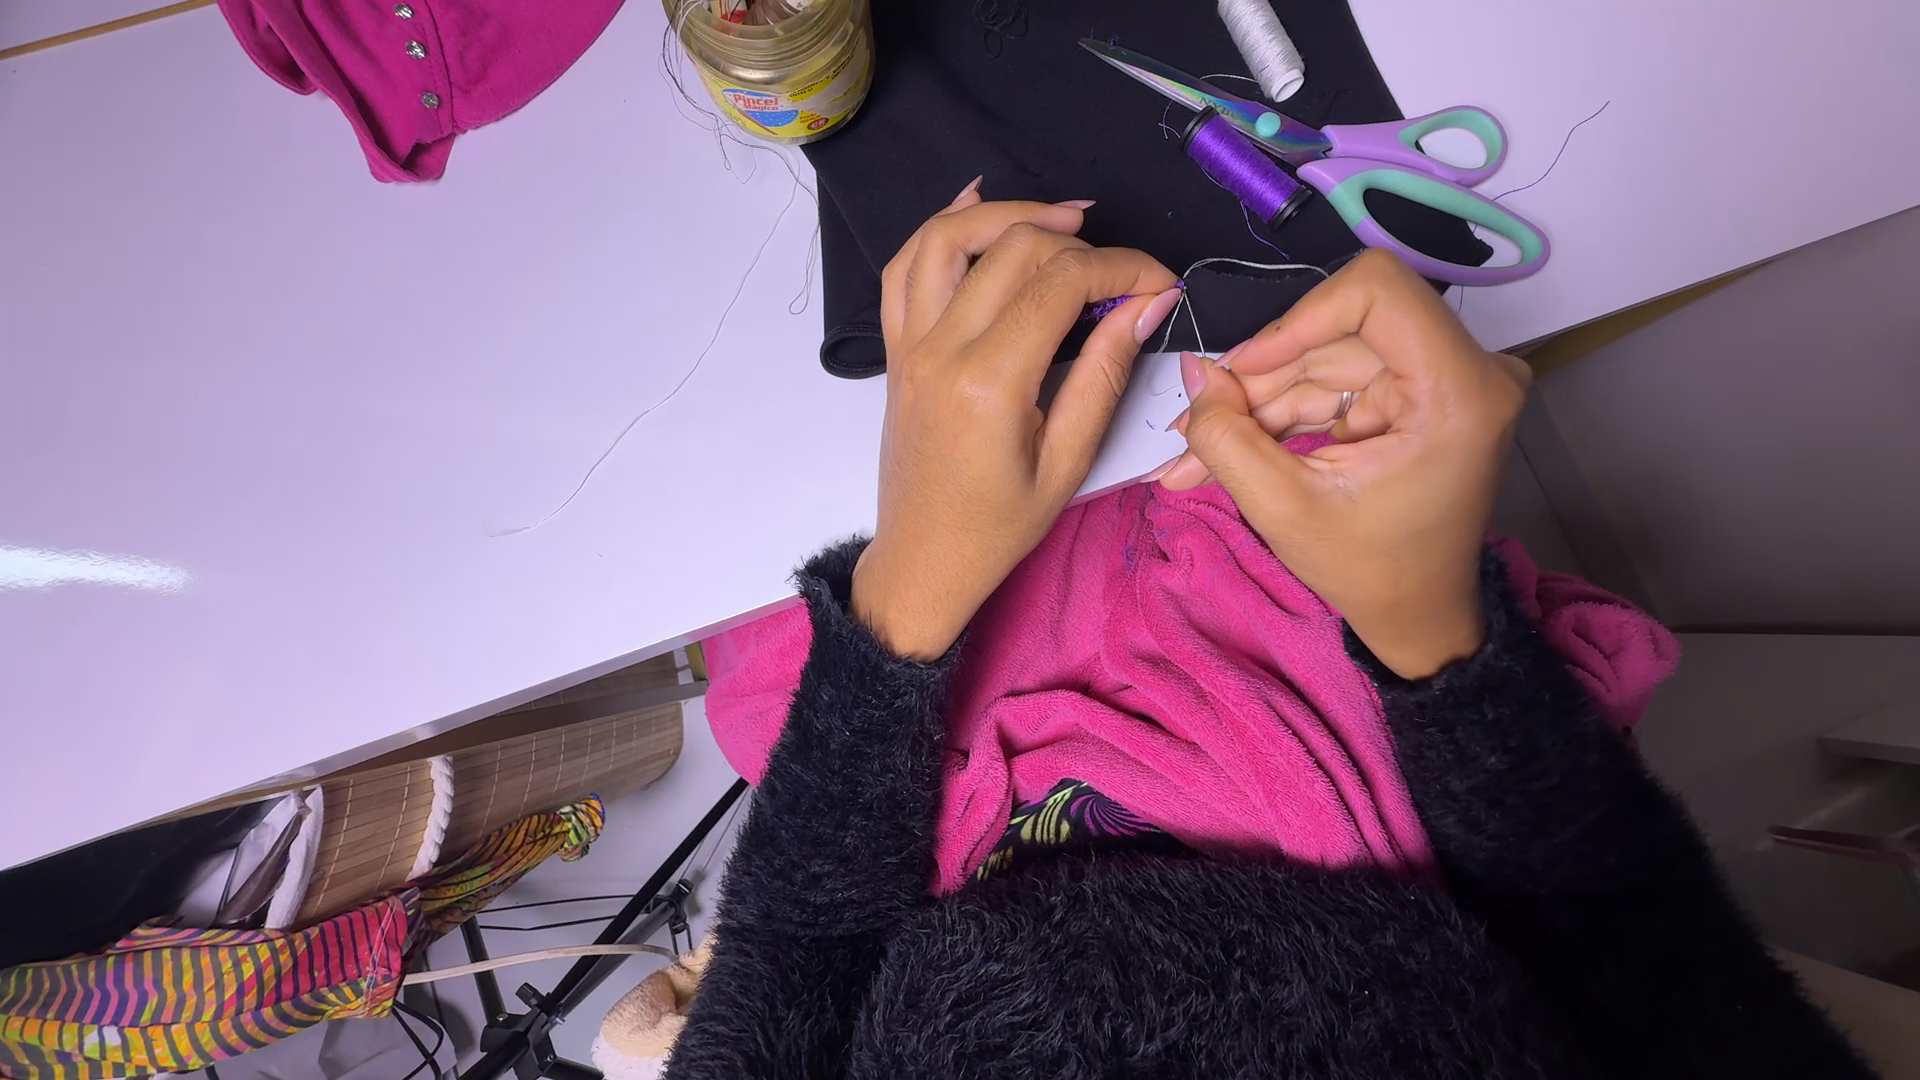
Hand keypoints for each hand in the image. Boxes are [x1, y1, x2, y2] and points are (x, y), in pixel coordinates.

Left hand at [851, 183, 1182, 659]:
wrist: (924, 559)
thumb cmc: (997, 527)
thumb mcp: (1067, 463)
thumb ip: (1104, 375)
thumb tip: (1147, 304)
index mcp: (990, 382)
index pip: (1061, 284)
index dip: (1122, 268)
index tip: (1158, 282)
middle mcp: (941, 349)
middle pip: (1012, 249)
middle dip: (1079, 244)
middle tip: (1118, 272)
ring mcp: (909, 346)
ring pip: (947, 239)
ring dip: (1008, 214)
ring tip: (1062, 223)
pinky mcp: (895, 352)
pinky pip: (903, 270)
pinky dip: (940, 229)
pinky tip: (976, 205)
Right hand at [1160, 251, 1529, 677]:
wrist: (1414, 611)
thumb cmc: (1365, 570)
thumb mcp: (1281, 507)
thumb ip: (1224, 437)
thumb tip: (1191, 371)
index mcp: (1457, 390)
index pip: (1374, 291)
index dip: (1294, 320)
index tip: (1237, 371)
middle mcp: (1464, 369)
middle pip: (1336, 333)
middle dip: (1258, 380)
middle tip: (1195, 427)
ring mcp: (1440, 379)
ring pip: (1324, 358)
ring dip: (1256, 403)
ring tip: (1199, 451)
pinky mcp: (1415, 393)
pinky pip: (1333, 382)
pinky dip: (1279, 413)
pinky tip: (1234, 446)